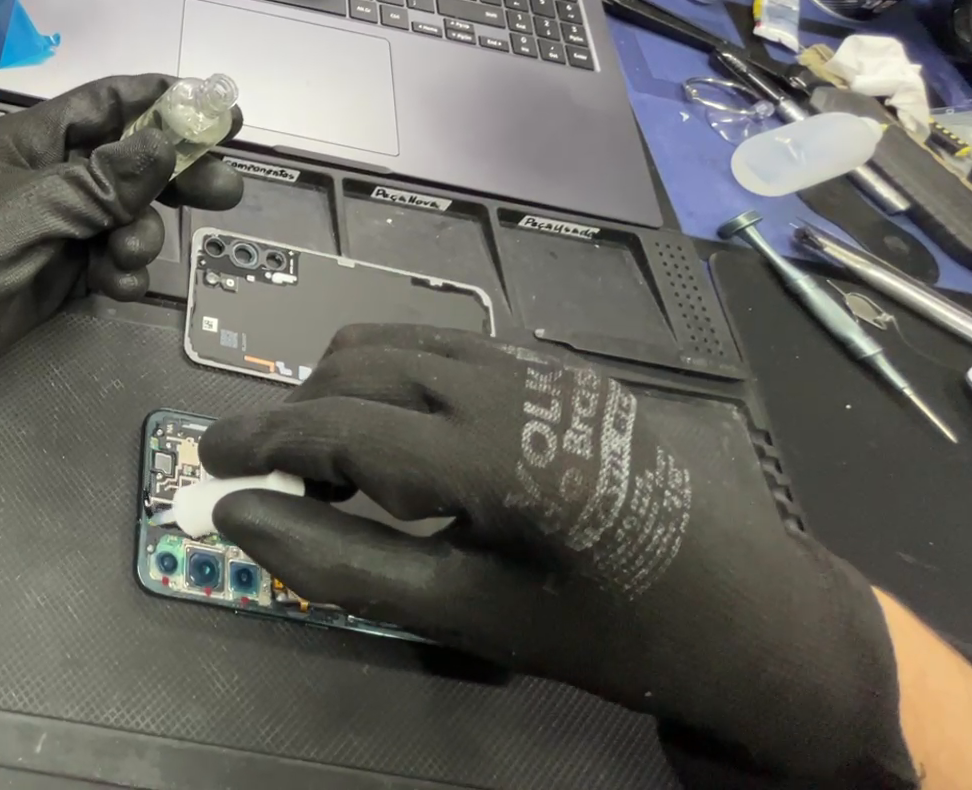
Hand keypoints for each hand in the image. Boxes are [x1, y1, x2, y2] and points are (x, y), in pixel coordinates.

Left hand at [0, 75, 242, 416]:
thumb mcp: (31, 210)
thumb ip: (102, 179)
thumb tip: (167, 143)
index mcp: (32, 140)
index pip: (108, 104)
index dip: (164, 102)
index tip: (220, 111)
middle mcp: (48, 177)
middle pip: (128, 163)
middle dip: (175, 176)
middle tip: (227, 192)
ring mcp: (52, 228)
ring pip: (123, 217)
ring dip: (139, 234)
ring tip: (128, 255)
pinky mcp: (55, 275)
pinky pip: (105, 262)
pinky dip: (118, 272)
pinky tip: (114, 285)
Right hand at [203, 325, 912, 784]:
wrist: (763, 611)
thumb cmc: (604, 630)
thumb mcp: (462, 613)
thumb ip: (335, 562)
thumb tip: (236, 514)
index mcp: (491, 458)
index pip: (334, 428)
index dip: (257, 440)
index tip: (208, 459)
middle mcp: (502, 384)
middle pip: (347, 372)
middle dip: (295, 422)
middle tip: (290, 485)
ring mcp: (528, 359)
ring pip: (381, 344)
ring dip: (336, 393)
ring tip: (346, 461)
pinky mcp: (544, 357)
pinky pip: (428, 342)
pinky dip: (383, 378)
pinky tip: (406, 437)